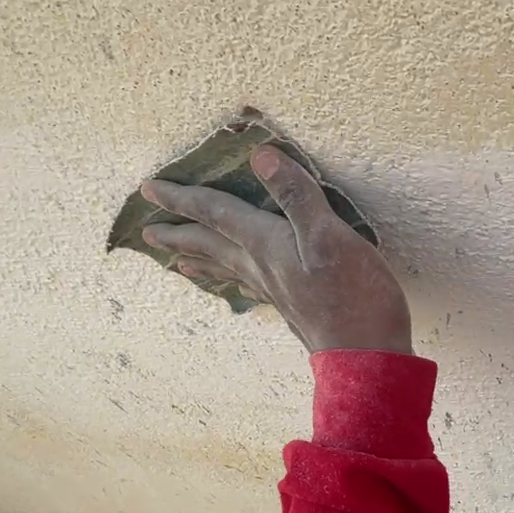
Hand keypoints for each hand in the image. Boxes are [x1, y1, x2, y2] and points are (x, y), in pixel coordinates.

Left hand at [140, 145, 413, 354]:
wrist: (365, 355)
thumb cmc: (353, 296)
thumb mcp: (329, 236)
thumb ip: (297, 196)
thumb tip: (261, 156)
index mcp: (265, 244)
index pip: (216, 213)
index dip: (183, 197)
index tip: (149, 187)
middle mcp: (261, 267)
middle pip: (210, 246)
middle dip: (179, 234)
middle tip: (148, 232)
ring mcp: (276, 291)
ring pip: (226, 269)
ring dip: (199, 261)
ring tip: (178, 263)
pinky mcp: (292, 308)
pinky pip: (248, 286)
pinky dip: (233, 281)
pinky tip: (239, 285)